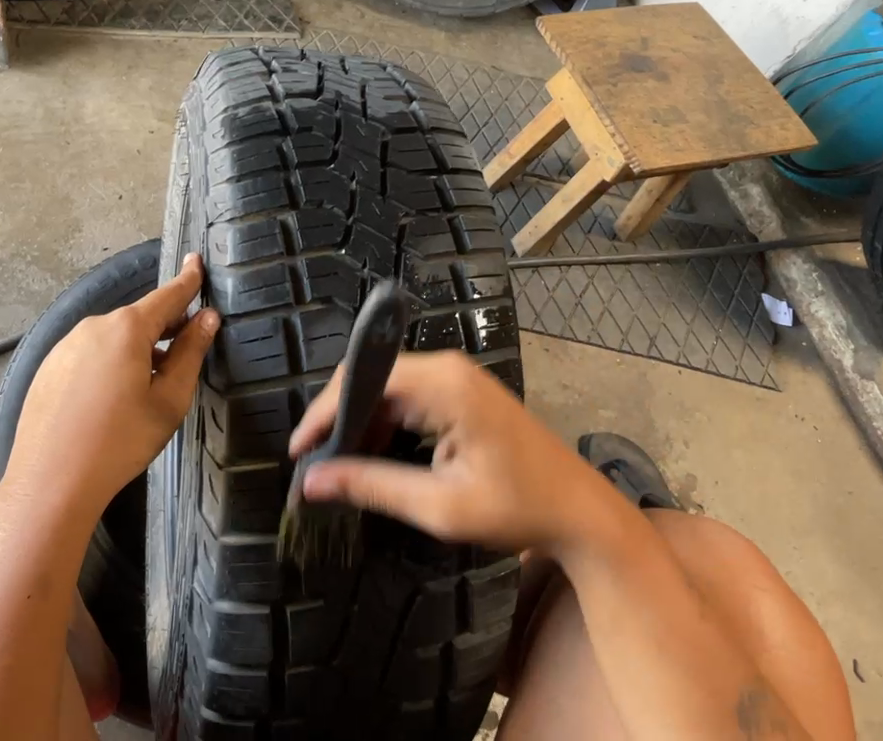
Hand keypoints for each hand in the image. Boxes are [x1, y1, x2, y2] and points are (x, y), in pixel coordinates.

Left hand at [2, 252, 219, 521]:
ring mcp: (65, 346)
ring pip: (111, 339)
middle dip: (163, 327)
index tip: (197, 261)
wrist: (51, 481)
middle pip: (138, 319)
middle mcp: (93, 327)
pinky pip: (88, 356)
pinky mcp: (47, 368)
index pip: (167, 296)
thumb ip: (190, 353)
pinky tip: (111, 400)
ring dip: (135, 350)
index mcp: (126, 329)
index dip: (187, 281)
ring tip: (148, 386)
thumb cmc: (120, 442)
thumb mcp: (168, 401)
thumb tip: (207, 318)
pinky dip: (108, 364)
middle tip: (186, 344)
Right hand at [288, 351, 616, 553]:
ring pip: (385, 387)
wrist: (584, 514)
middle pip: (370, 378)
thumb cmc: (519, 510)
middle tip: (313, 463)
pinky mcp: (460, 391)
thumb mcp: (440, 506)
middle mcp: (446, 368)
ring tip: (335, 463)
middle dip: (337, 419)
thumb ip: (372, 486)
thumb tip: (311, 482)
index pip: (362, 380)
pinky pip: (406, 396)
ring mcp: (455, 377)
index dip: (324, 414)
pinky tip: (371, 455)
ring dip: (359, 422)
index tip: (298, 452)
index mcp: (444, 385)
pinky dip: (383, 423)